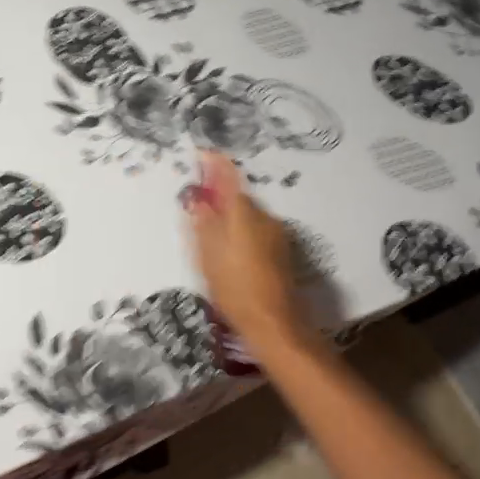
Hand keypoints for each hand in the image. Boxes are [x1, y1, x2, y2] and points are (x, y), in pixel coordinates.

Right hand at [184, 151, 321, 357]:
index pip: (229, 175)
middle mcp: (265, 216)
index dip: (215, 163)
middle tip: (197, 209)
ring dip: (230, 219)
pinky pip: (255, 232)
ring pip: (247, 217)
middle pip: (238, 198)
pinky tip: (229, 255)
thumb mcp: (206, 253)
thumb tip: (197, 195)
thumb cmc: (234, 285)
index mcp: (244, 211)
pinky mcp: (281, 253)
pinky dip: (241, 234)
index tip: (201, 154)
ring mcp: (277, 235)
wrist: (274, 324)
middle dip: (219, 199)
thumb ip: (202, 220)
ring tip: (209, 239)